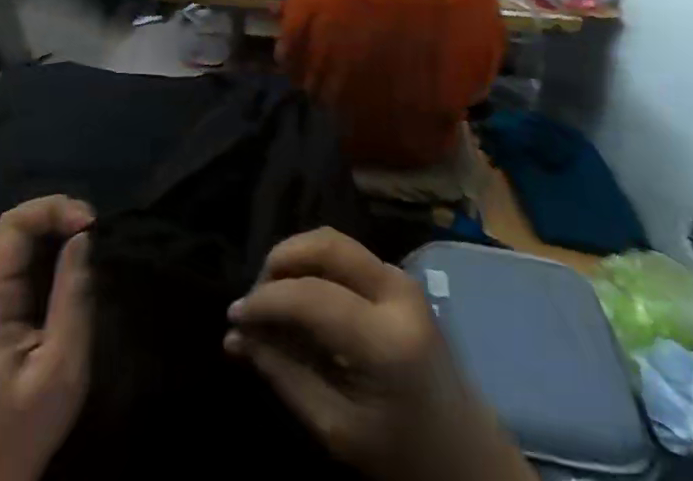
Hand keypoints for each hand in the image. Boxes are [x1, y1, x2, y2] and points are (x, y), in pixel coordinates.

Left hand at [0, 197, 95, 480]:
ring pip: (15, 244)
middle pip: (9, 230)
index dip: (52, 211)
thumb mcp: (62, 362)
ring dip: (55, 231)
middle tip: (99, 229)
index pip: (8, 229)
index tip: (93, 225)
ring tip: (94, 240)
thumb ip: (73, 296)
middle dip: (56, 215)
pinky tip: (77, 262)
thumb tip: (84, 238)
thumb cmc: (24, 423)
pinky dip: (51, 252)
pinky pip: (20, 266)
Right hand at [226, 229, 535, 480]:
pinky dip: (316, 269)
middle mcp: (398, 290)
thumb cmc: (398, 447)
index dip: (266, 300)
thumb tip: (235, 335)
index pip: (314, 296)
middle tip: (252, 301)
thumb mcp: (333, 425)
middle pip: (329, 245)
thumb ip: (285, 373)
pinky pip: (350, 258)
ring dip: (298, 261)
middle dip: (281, 260)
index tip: (232, 318)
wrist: (460, 443)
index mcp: (385, 336)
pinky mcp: (401, 280)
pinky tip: (297, 302)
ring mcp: (404, 279)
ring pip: (339, 244)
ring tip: (269, 303)